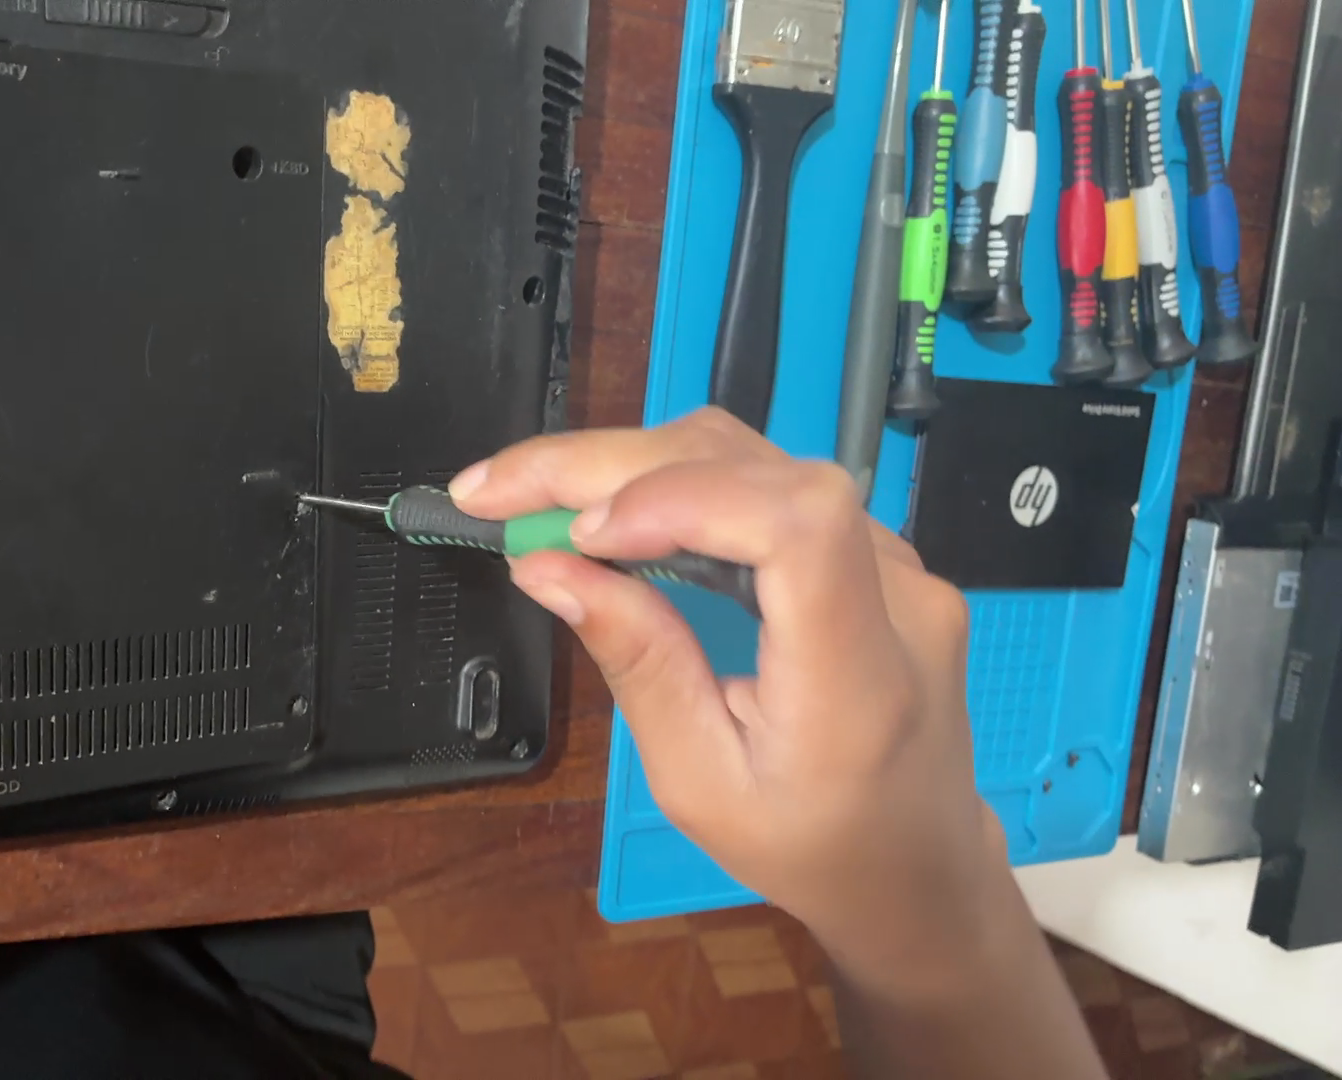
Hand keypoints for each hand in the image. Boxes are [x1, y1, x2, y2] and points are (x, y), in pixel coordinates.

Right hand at [450, 408, 1008, 985]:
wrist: (914, 863)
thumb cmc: (806, 845)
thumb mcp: (698, 784)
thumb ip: (637, 665)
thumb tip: (545, 569)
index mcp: (858, 675)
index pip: (794, 524)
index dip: (677, 501)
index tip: (580, 536)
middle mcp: (891, 590)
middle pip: (745, 466)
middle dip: (602, 467)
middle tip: (494, 490)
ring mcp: (885, 556)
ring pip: (742, 455)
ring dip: (621, 464)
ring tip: (531, 495)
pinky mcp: (857, 545)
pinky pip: (752, 478)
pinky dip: (658, 478)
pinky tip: (601, 507)